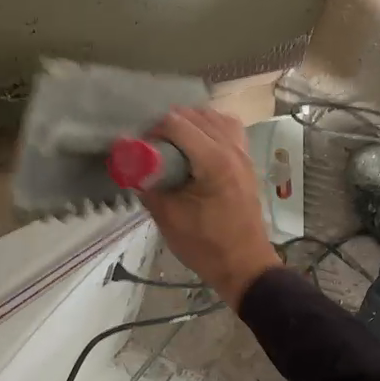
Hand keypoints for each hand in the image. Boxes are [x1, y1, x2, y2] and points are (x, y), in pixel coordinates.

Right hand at [140, 107, 283, 306]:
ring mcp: (243, 153)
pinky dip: (212, 127)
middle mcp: (231, 148)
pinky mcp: (247, 161)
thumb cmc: (206, 245)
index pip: (177, 123)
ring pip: (215, 117)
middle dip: (170, 124)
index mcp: (213, 160)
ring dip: (192, 122)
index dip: (154, 130)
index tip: (142, 148)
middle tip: (154, 147)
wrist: (245, 266)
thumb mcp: (168, 218)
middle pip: (195, 115)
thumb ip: (148, 186)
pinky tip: (198, 146)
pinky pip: (229, 129)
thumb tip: (132, 167)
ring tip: (175, 143)